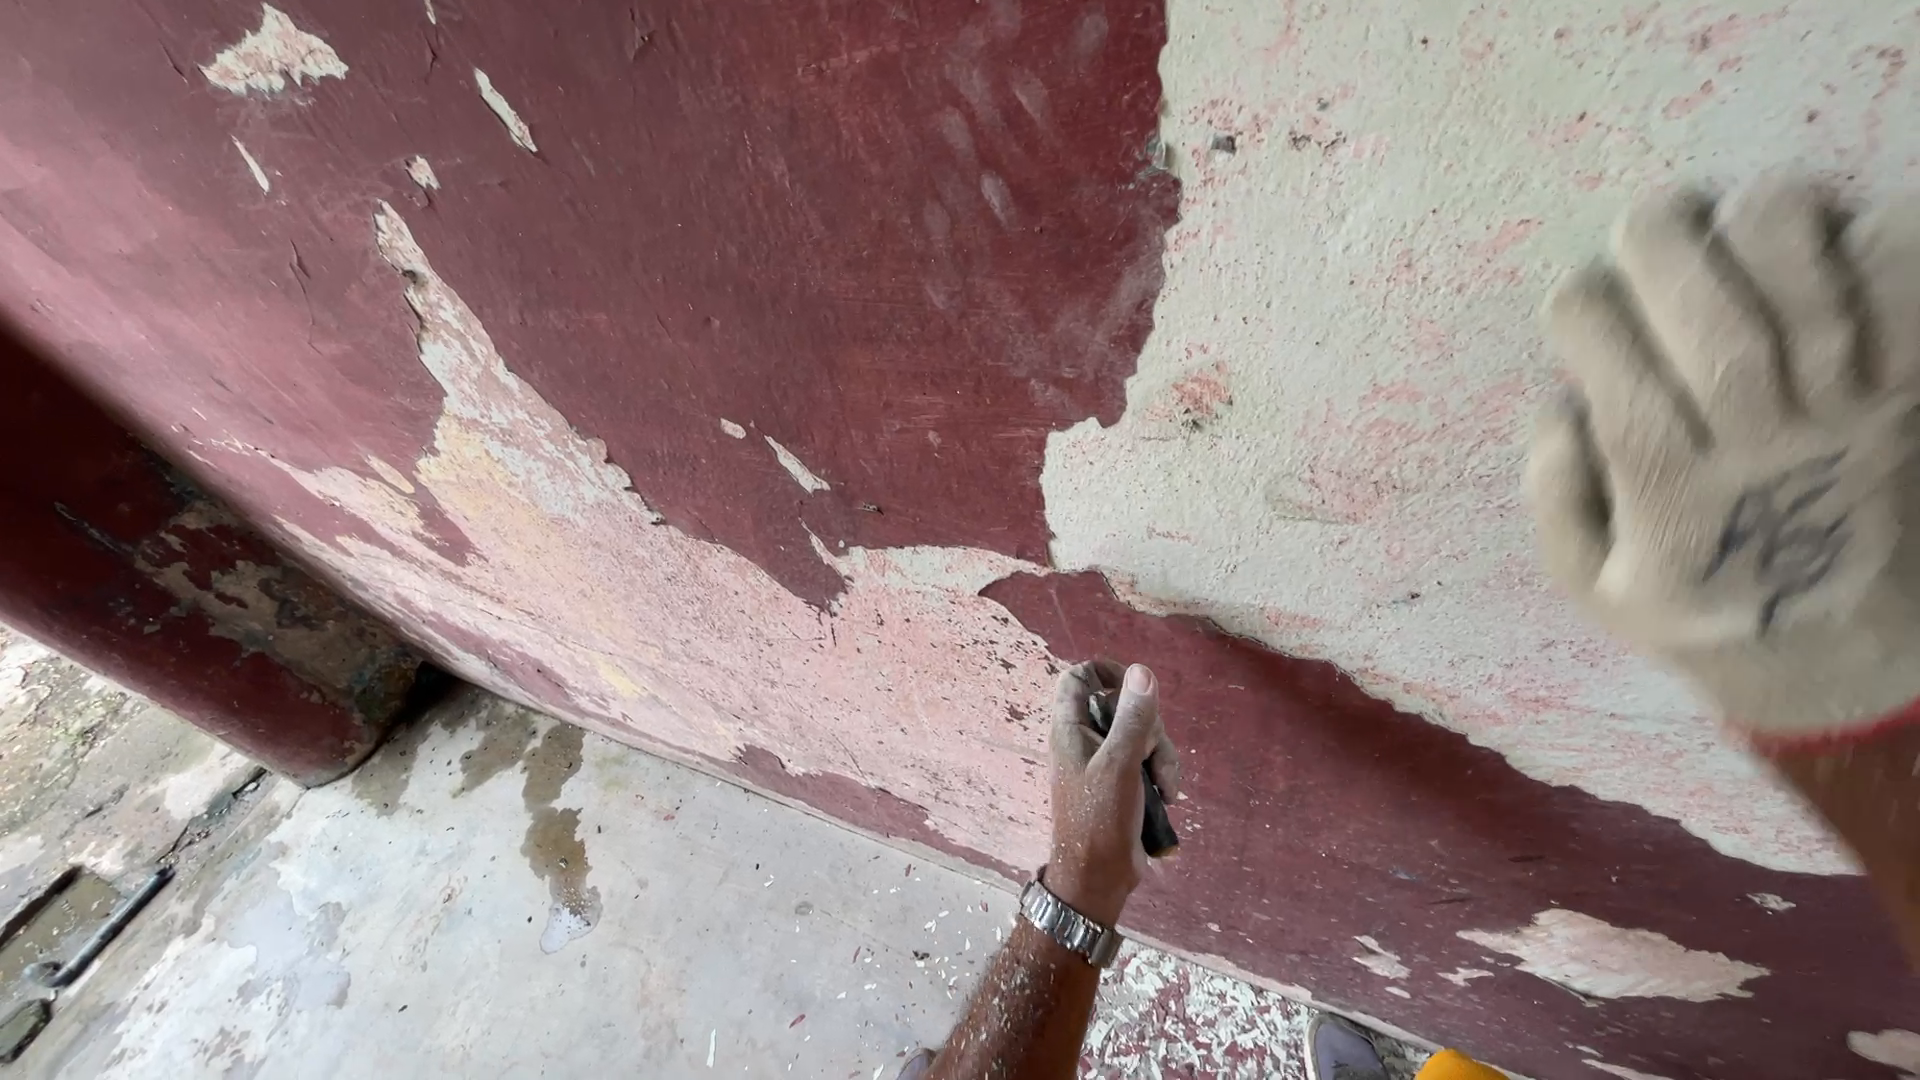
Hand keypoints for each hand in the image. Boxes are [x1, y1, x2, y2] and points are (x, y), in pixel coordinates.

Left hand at [1046, 660, 1179, 924]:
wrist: (1099, 877)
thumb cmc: (1099, 819)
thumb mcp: (1119, 765)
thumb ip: (1132, 718)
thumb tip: (1142, 672)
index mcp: (1071, 728)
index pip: (1079, 678)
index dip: (1106, 672)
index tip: (1137, 687)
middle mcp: (1086, 738)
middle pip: (1124, 707)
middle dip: (1150, 730)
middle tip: (1153, 758)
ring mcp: (1105, 760)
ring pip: (1142, 735)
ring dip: (1161, 757)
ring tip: (1167, 789)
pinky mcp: (1123, 781)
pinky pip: (1148, 760)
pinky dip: (1161, 773)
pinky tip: (1168, 797)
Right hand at [1527, 177, 1919, 740]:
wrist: (1818, 638)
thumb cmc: (1675, 600)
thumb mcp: (1582, 578)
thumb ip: (1554, 499)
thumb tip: (1556, 411)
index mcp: (1670, 501)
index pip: (1627, 399)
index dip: (1592, 331)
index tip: (1565, 295)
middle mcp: (1762, 455)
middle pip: (1725, 343)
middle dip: (1675, 263)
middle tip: (1640, 214)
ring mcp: (1844, 427)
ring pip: (1825, 317)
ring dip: (1785, 241)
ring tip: (1740, 197)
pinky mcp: (1901, 407)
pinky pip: (1915, 321)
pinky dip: (1895, 258)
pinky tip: (1853, 217)